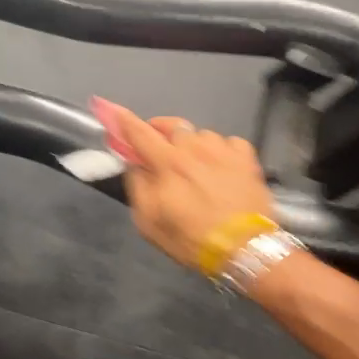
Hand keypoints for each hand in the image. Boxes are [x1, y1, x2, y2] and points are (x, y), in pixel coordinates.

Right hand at [97, 100, 275, 268]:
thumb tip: (135, 164)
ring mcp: (223, 149)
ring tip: (196, 166)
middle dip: (160, 131)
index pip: (139, 132)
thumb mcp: (150, 222)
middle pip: (172, 126)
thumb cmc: (191, 239)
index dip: (123, 120)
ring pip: (201, 135)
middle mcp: (195, 147)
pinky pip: (228, 143)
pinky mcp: (247, 156)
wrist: (245, 249)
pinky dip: (221, 151)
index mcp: (168, 162)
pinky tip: (222, 168)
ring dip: (193, 145)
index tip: (111, 109)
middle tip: (158, 146)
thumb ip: (138, 187)